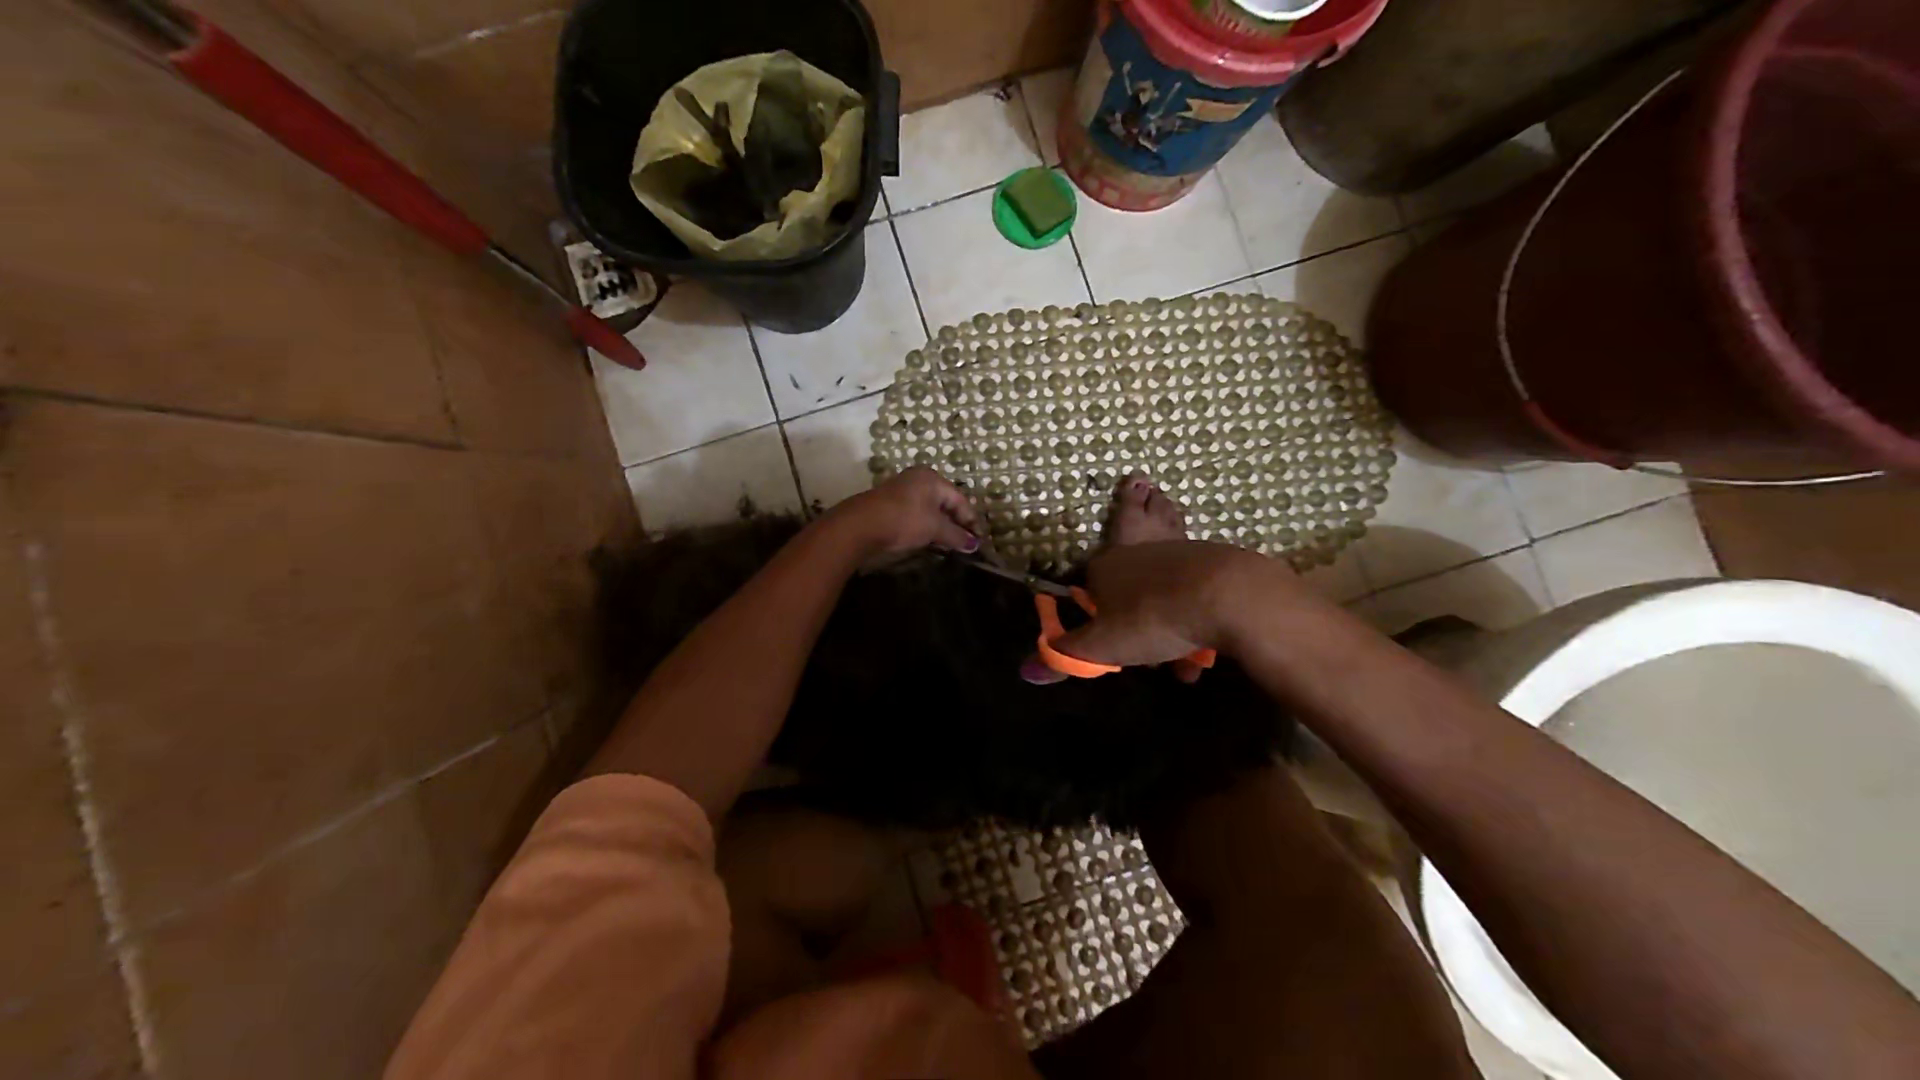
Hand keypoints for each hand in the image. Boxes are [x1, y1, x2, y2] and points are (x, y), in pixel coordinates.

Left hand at [820, 466, 981, 563]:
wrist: (861, 525)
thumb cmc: (905, 520)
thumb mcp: (935, 529)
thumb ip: (956, 536)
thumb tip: (974, 545)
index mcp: (933, 479)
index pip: (960, 500)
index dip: (971, 521)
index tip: (978, 541)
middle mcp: (918, 479)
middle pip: (945, 502)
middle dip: (956, 524)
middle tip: (965, 544)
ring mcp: (903, 490)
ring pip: (930, 509)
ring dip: (941, 527)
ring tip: (949, 545)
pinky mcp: (890, 503)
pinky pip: (916, 513)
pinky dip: (926, 526)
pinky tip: (928, 540)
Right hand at [1020, 540, 1312, 681]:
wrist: (1225, 593)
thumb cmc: (1151, 617)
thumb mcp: (1101, 645)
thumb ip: (1065, 656)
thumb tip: (1026, 671)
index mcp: (1105, 566)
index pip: (1089, 586)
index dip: (1096, 616)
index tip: (1109, 642)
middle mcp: (1137, 553)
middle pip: (1129, 589)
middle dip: (1137, 622)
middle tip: (1151, 653)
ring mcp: (1176, 552)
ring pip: (1166, 595)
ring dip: (1172, 629)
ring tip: (1186, 664)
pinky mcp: (1211, 560)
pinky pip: (1197, 595)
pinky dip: (1198, 622)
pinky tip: (1208, 649)